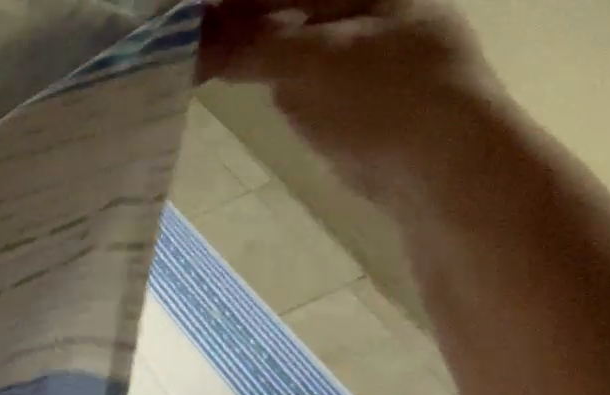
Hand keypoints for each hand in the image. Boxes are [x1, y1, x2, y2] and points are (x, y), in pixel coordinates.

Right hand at [199, 0, 512, 209]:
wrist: (439, 164)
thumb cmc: (388, 96)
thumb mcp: (314, 60)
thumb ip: (249, 47)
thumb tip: (188, 46)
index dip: (228, 2)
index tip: (180, 18)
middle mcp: (356, 5)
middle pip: (275, 5)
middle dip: (224, 20)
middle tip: (170, 42)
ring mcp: (348, 47)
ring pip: (275, 35)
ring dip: (230, 45)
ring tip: (182, 58)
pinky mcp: (337, 89)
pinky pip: (282, 67)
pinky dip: (248, 69)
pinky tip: (215, 76)